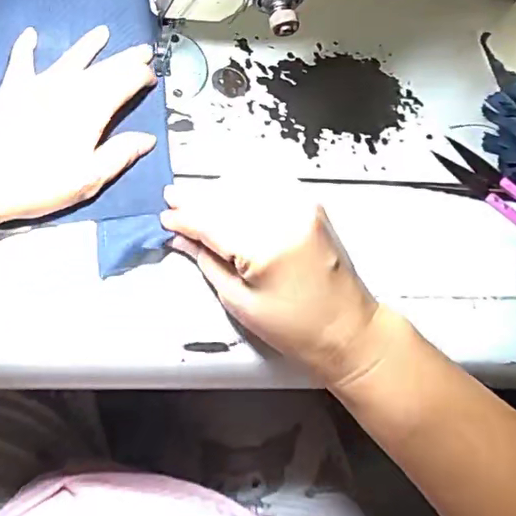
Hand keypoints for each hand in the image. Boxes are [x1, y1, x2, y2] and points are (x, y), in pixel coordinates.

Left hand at [0, 25, 157, 223]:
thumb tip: (144, 140)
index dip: (142, 76)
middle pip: (104, 67)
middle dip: (126, 58)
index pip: (126, 82)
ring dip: (88, 46)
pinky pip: (22, 62)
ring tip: (101, 33)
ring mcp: (38, 86)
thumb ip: (119, 155)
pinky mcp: (12, 90)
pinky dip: (26, 48)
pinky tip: (29, 35)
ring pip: (70, 59)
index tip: (151, 77)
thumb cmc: (36, 182)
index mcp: (90, 110)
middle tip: (141, 50)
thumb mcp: (88, 178)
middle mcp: (67, 90)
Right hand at [161, 179, 390, 385]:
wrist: (349, 330)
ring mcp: (300, 207)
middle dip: (196, 199)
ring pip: (244, 186)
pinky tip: (229, 195)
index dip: (184, 218)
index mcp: (265, 247)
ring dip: (218, 191)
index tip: (165, 217)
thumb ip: (207, 261)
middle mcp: (284, 218)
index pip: (211, 221)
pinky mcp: (309, 205)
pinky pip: (267, 187)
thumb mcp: (239, 302)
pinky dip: (244, 188)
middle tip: (173, 199)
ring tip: (196, 199)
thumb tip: (182, 237)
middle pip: (226, 197)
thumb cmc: (296, 328)